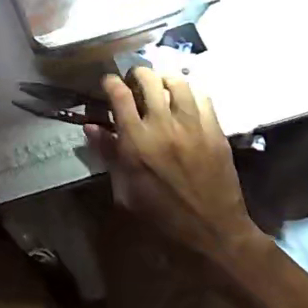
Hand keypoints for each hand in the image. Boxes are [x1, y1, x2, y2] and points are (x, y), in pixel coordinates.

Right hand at [86, 69, 265, 268]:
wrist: (212, 232)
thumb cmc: (160, 218)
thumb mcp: (124, 191)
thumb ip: (108, 154)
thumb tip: (92, 127)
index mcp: (136, 142)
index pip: (119, 95)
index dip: (111, 82)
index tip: (108, 83)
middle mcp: (163, 126)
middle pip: (149, 80)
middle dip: (137, 74)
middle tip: (134, 82)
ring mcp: (193, 126)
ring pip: (178, 82)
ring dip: (164, 79)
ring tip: (160, 86)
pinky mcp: (215, 131)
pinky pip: (203, 98)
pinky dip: (190, 92)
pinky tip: (185, 99)